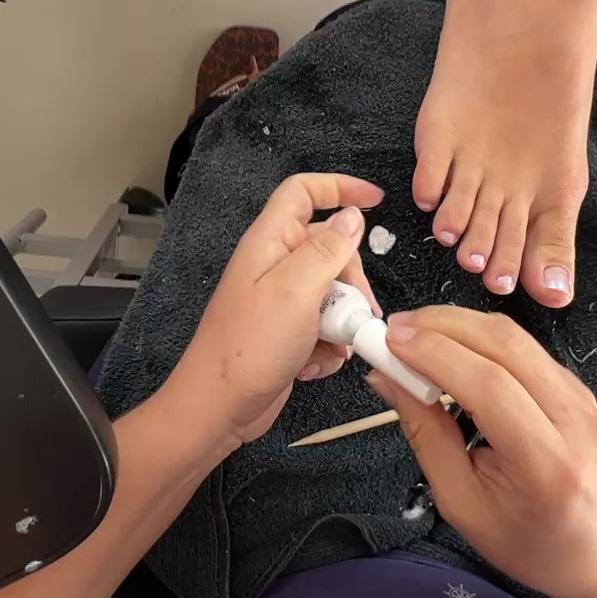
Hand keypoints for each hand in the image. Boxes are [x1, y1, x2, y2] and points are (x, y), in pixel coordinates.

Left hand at [160, 173, 384, 450]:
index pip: (303, 192)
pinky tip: (313, 365)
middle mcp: (276, 264)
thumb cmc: (250, 345)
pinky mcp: (288, 331)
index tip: (377, 200)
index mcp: (271, 240)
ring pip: (333, 291)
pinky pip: (324, 325)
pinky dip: (327, 345)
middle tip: (360, 313)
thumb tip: (353, 215)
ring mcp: (282, 299)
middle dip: (352, 279)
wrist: (219, 409)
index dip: (339, 187)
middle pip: (330, 248)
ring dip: (342, 320)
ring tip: (335, 346)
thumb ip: (328, 250)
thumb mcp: (296, 290)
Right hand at [366, 306, 596, 597]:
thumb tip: (385, 376)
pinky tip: (448, 343)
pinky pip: (522, 346)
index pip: (490, 386)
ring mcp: (583, 398)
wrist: (594, 549)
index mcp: (548, 465)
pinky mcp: (578, 384)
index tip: (391, 339)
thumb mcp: (459, 502)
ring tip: (414, 330)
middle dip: (442, 325)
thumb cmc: (523, 539)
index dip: (436, 353)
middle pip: (505, 346)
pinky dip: (477, 335)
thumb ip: (425, 434)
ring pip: (514, 337)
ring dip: (457, 323)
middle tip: (395, 326)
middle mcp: (576, 422)